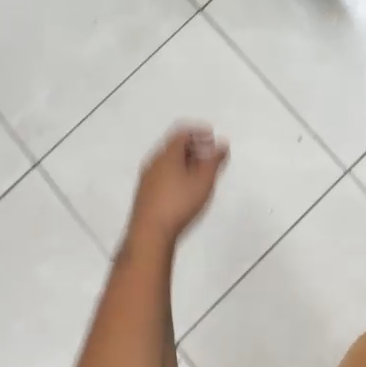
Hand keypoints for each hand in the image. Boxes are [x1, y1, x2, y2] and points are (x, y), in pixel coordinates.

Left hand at [129, 122, 228, 245]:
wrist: (149, 234)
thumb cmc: (179, 203)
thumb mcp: (204, 181)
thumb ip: (215, 160)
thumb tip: (222, 145)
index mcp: (167, 154)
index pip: (182, 133)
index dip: (199, 132)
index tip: (212, 138)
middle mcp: (154, 162)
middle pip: (174, 146)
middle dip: (194, 147)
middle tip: (209, 156)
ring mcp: (146, 179)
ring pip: (167, 162)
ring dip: (185, 162)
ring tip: (200, 175)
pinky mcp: (144, 194)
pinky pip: (162, 175)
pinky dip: (175, 174)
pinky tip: (184, 190)